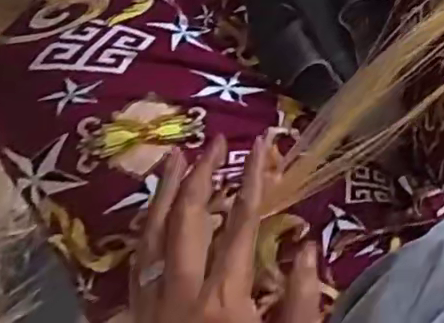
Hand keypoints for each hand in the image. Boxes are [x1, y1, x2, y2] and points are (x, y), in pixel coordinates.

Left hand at [131, 135, 321, 322]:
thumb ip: (299, 302)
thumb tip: (308, 245)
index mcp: (222, 300)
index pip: (242, 220)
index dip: (254, 174)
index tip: (264, 138)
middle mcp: (180, 295)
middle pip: (188, 217)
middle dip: (202, 172)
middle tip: (215, 139)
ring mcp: (150, 310)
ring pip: (150, 235)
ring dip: (163, 192)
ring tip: (173, 156)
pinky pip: (134, 268)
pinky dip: (144, 234)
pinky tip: (150, 219)